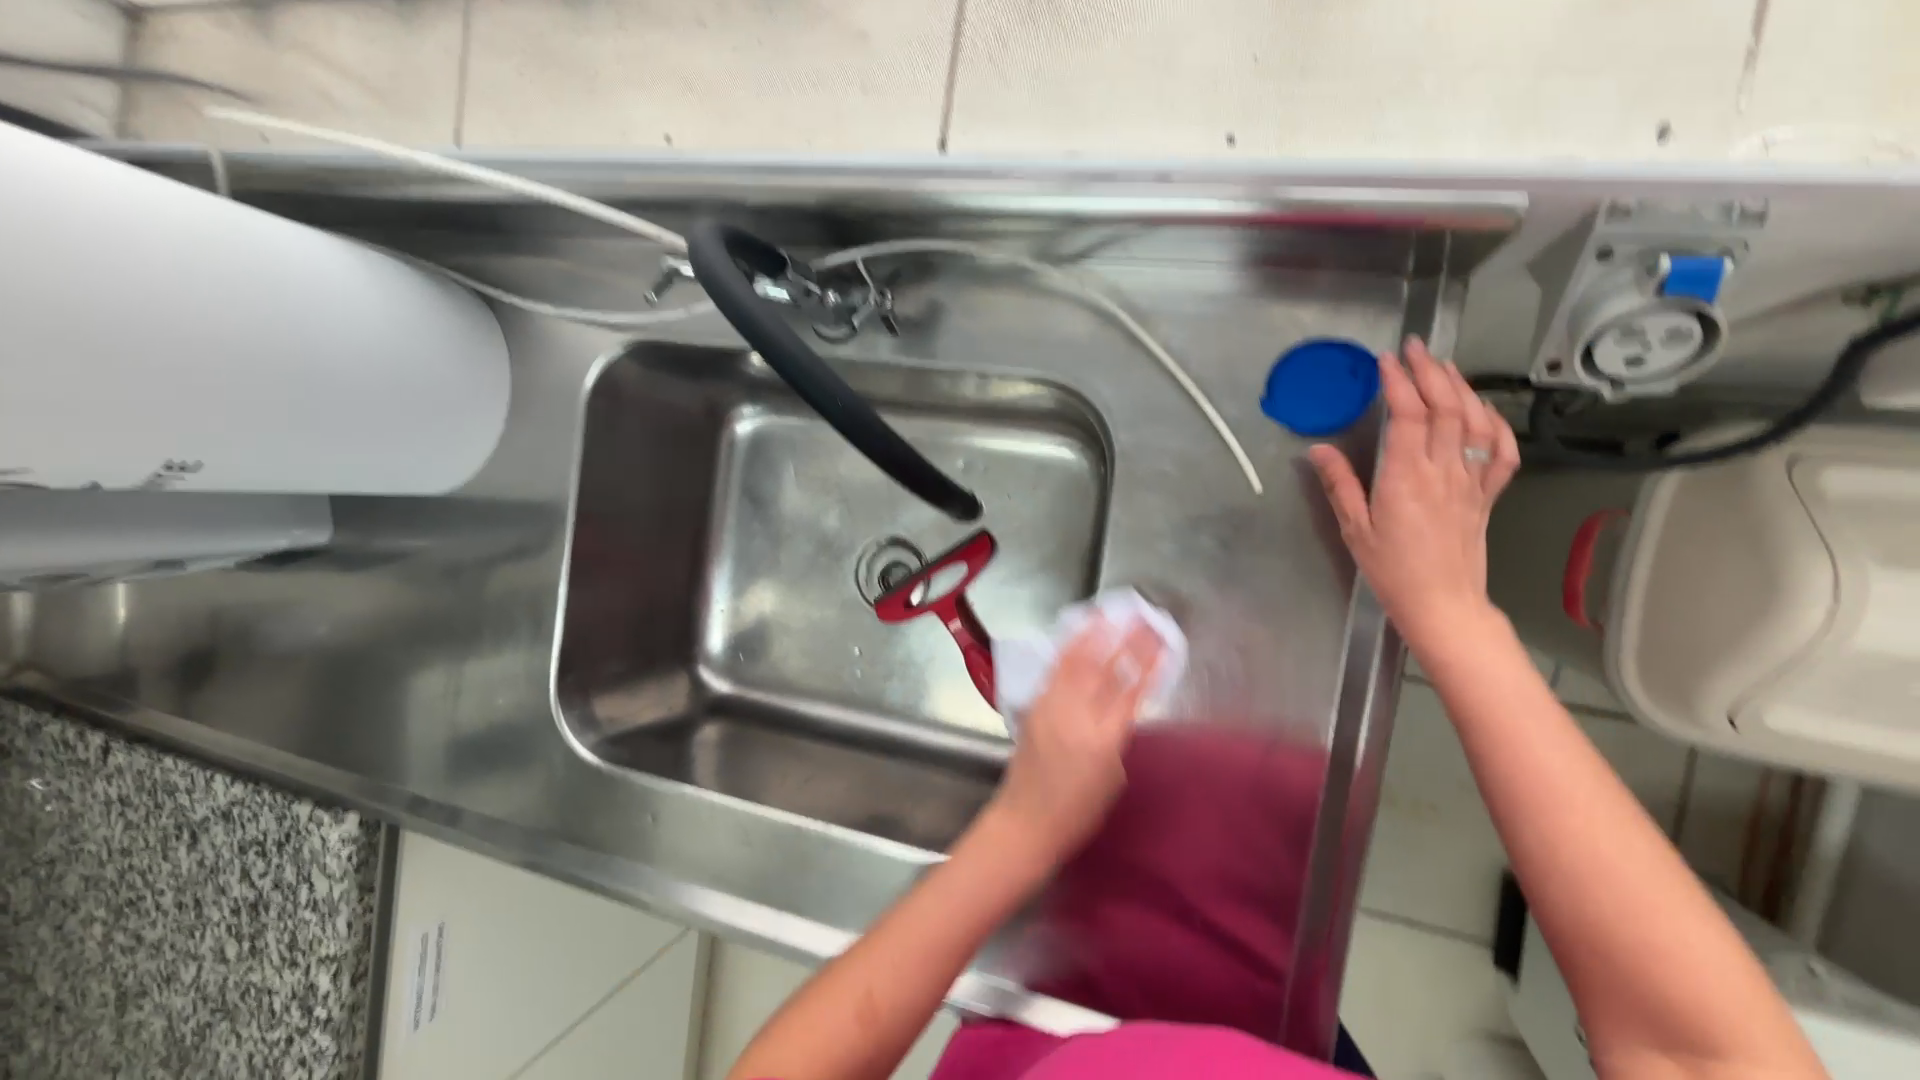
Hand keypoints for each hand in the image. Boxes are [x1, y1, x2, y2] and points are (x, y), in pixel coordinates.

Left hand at [990, 619, 1164, 864]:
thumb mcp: (1112, 776)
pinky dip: (1068, 649)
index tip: (1163, 639)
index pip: (1131, 690)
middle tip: (1141, 616)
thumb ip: (1117, 736)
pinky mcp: (1033, 707)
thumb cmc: (1078, 812)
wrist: (1025, 822)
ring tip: (1109, 613)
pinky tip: (1077, 636)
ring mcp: (1050, 708)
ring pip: (1074, 662)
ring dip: (1093, 635)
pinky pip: (1054, 671)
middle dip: (1124, 639)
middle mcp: (1075, 717)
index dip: (1148, 662)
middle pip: (1102, 667)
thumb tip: (1120, 706)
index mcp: (1103, 740)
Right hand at [1307, 337, 1520, 645]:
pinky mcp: (1488, 496)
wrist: (1442, 604)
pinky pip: (1501, 453)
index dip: (1398, 382)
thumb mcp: (1354, 529)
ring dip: (1461, 389)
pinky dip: (1496, 425)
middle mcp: (1443, 471)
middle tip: (1415, 349)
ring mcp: (1471, 482)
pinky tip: (1483, 411)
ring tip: (1444, 367)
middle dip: (1431, 372)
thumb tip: (1319, 449)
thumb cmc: (1391, 570)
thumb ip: (1340, 485)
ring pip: (1475, 422)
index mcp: (1406, 478)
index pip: (1408, 415)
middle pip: (1446, 408)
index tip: (1385, 361)